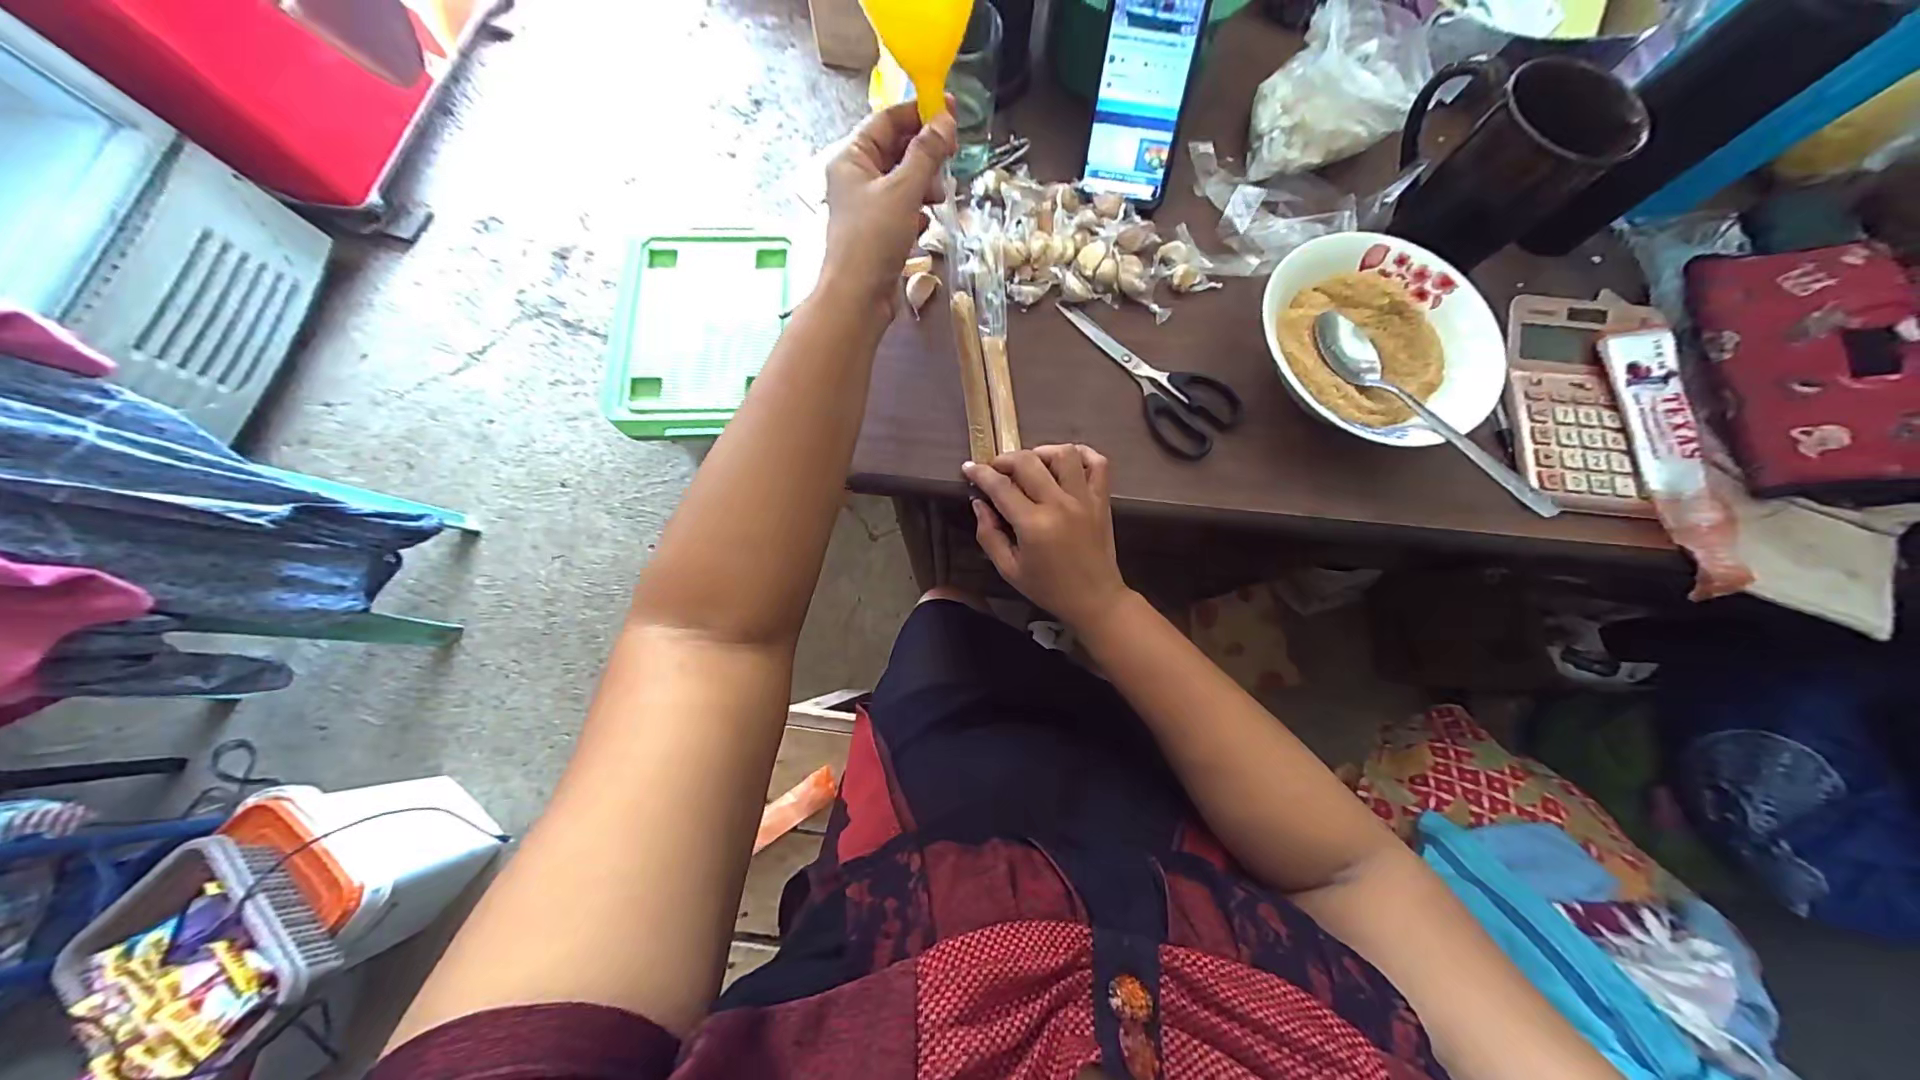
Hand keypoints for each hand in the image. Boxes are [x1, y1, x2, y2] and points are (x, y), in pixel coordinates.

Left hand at [823, 101, 956, 311]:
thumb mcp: (904, 189)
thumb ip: (927, 153)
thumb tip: (945, 120)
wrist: (858, 298)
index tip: (950, 112)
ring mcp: (866, 208)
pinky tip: (924, 224)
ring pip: (903, 182)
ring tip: (939, 198)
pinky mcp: (878, 234)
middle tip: (951, 158)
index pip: (887, 120)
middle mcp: (855, 179)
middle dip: (925, 155)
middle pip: (896, 151)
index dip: (918, 113)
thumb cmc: (873, 239)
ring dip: (925, 186)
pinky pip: (902, 211)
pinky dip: (917, 212)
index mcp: (851, 158)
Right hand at [964, 446, 1131, 629]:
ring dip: (1041, 452)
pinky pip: (1097, 463)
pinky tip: (1065, 461)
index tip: (969, 469)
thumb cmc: (1048, 588)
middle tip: (996, 470)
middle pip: (1028, 462)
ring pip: (1064, 454)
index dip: (980, 473)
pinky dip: (1082, 454)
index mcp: (1034, 524)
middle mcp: (1060, 505)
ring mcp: (1084, 499)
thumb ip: (989, 535)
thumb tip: (979, 504)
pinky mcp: (1102, 500)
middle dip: (1005, 460)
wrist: (1094, 599)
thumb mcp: (1009, 569)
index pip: (1001, 486)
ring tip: (1031, 465)